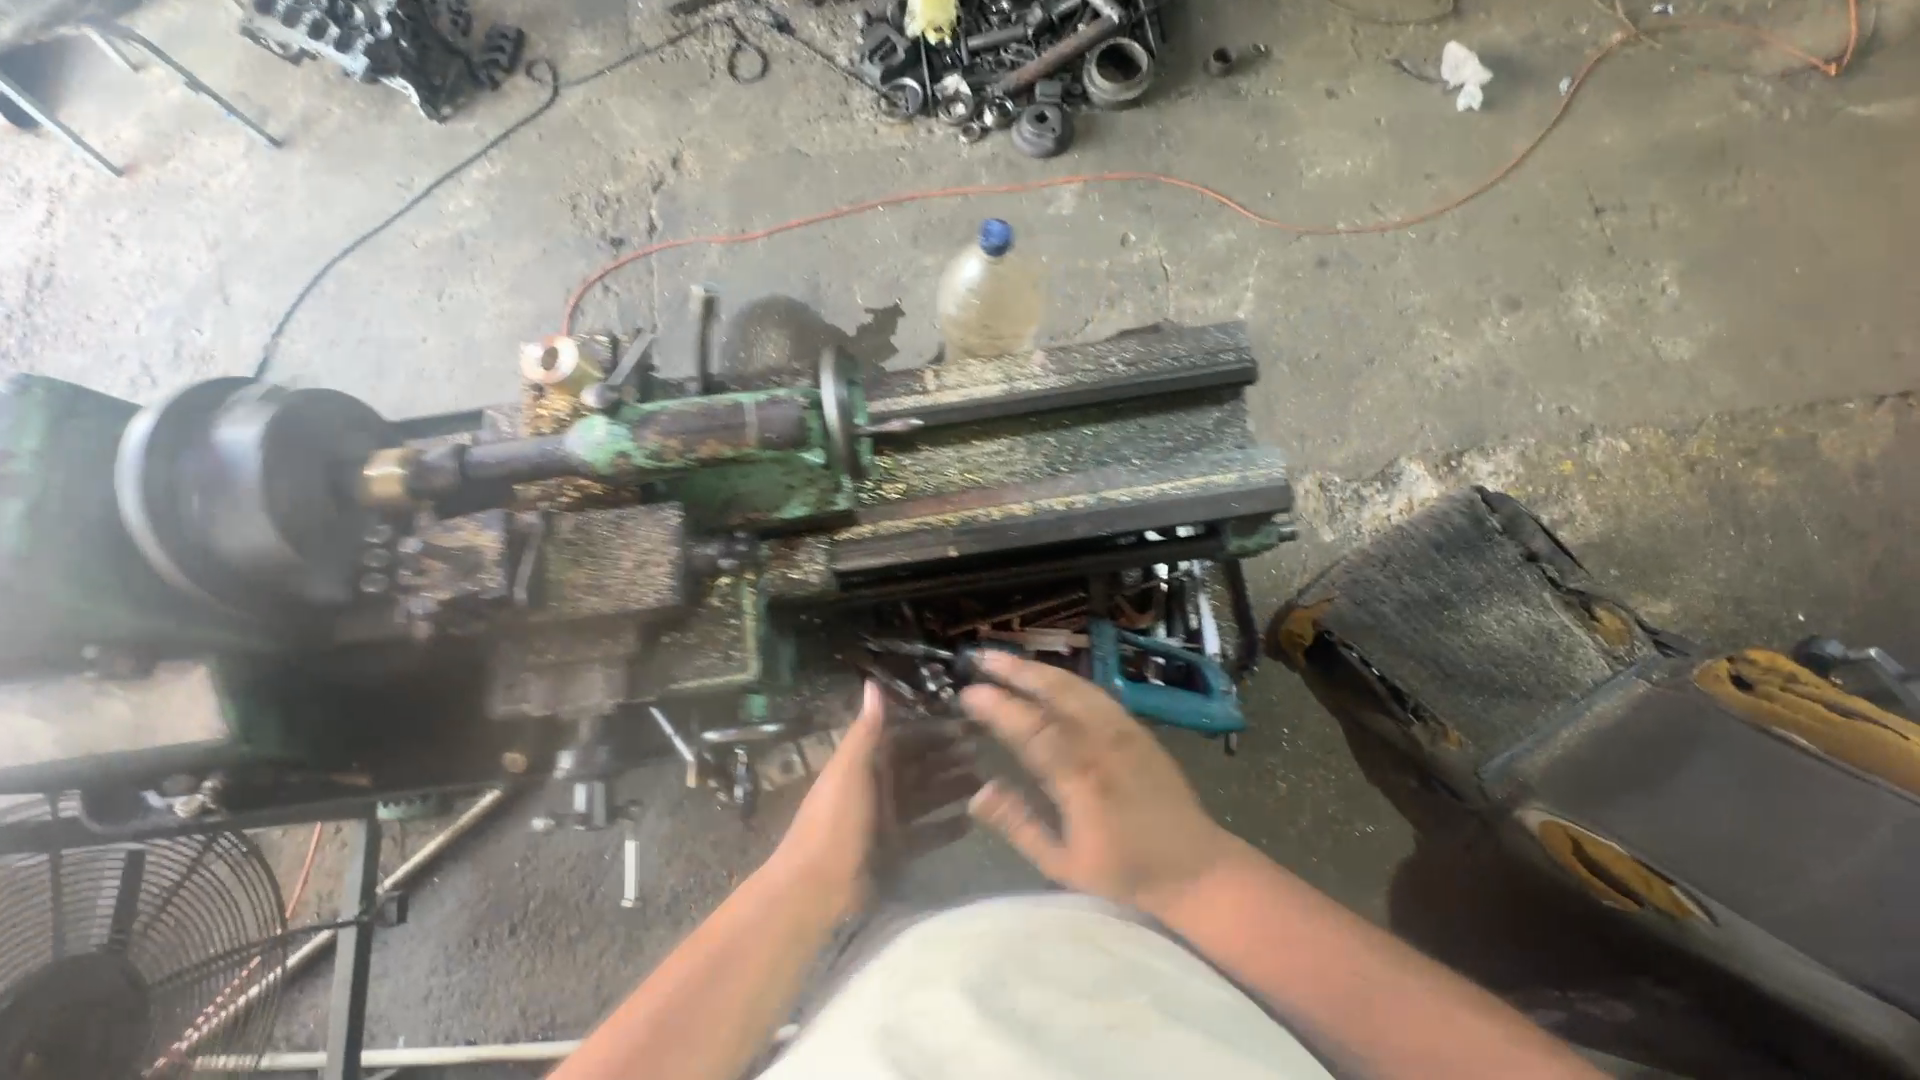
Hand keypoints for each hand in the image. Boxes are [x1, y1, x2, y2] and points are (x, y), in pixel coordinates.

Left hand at [765, 682, 978, 919]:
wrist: (816, 887)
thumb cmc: (834, 821)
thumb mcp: (850, 769)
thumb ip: (867, 730)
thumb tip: (874, 682)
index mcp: (864, 765)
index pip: (904, 739)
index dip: (932, 731)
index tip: (965, 724)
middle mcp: (877, 788)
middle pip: (919, 767)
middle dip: (948, 758)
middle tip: (984, 751)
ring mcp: (887, 821)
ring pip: (927, 797)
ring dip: (953, 788)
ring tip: (985, 781)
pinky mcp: (896, 851)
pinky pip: (928, 834)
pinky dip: (947, 827)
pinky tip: (973, 821)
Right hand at [962, 652, 1242, 914]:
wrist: (1194, 867)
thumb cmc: (1124, 871)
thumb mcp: (1062, 864)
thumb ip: (1019, 825)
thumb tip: (977, 793)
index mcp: (1081, 778)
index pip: (1032, 728)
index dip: (999, 706)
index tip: (968, 692)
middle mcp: (1103, 743)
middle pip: (1055, 692)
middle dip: (1015, 670)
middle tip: (979, 657)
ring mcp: (1124, 731)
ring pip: (1076, 686)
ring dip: (1038, 669)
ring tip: (1005, 661)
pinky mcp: (1138, 729)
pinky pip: (1096, 694)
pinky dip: (1065, 680)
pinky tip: (1048, 679)